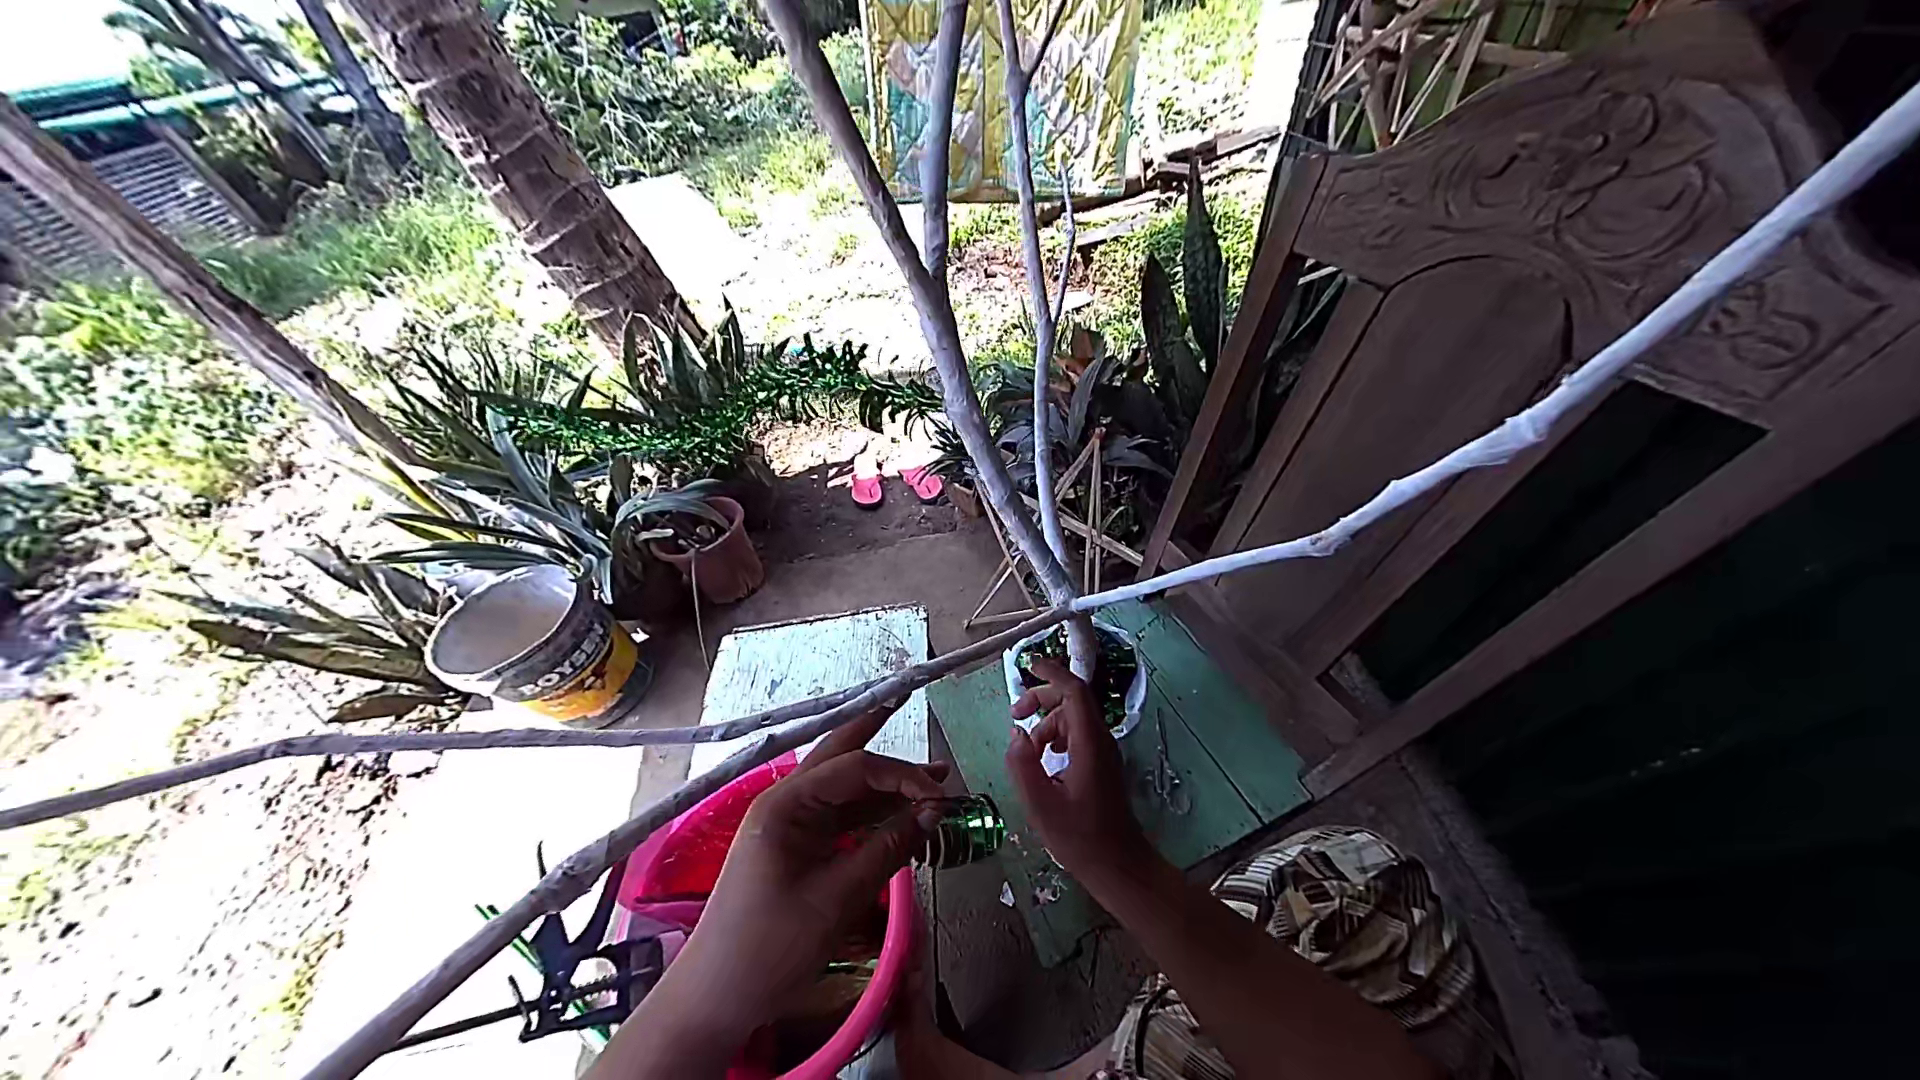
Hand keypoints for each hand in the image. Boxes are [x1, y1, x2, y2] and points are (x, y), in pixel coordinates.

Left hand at [602, 705, 946, 1077]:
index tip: (940, 797)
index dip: (902, 776)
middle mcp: (788, 801)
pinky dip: (875, 812)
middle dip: (877, 733)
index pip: (855, 769)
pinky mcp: (799, 844)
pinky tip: (904, 811)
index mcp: (786, 803)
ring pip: (846, 787)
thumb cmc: (769, 946)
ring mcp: (792, 822)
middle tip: (908, 703)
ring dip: (886, 782)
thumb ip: (887, 849)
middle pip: (840, 755)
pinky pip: (843, 816)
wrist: (716, 998)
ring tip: (933, 775)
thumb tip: (932, 814)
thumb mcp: (835, 898)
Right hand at [1005, 656, 1147, 877]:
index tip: (1029, 665)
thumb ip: (1023, 765)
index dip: (1052, 673)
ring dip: (1045, 724)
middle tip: (1014, 713)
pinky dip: (1055, 738)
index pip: (1074, 691)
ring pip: (1071, 718)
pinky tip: (1045, 760)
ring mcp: (1103, 751)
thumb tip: (1016, 734)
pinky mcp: (1101, 763)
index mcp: (1088, 743)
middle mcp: (1100, 740)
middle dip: (1040, 698)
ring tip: (1028, 752)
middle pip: (1071, 699)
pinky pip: (1076, 735)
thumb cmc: (1081, 837)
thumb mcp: (1041, 804)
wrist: (1119, 865)